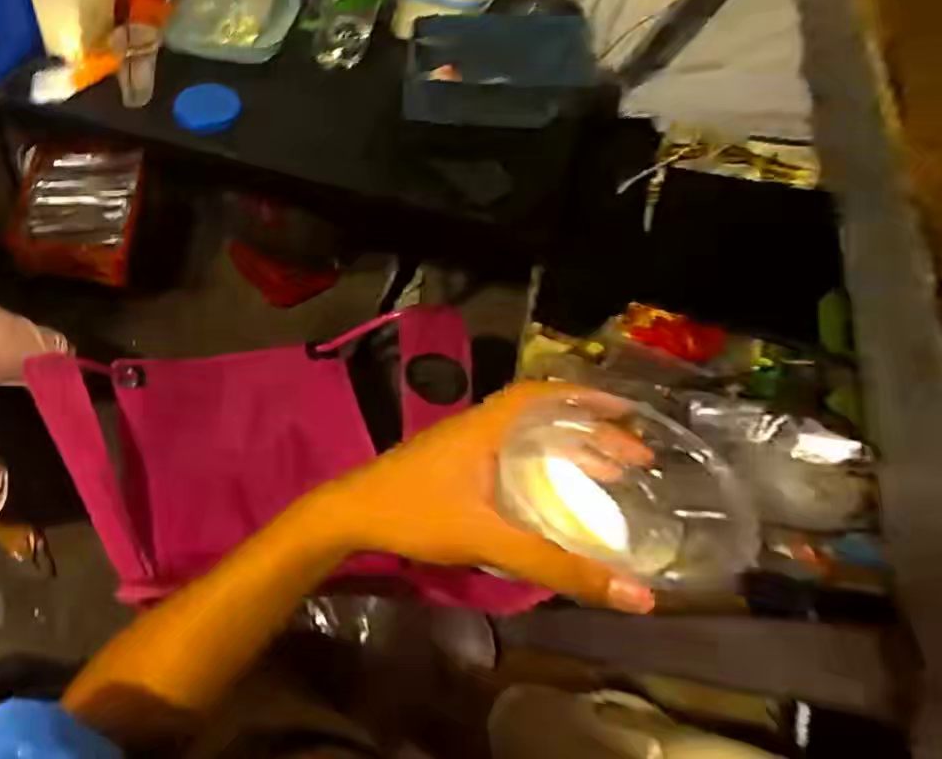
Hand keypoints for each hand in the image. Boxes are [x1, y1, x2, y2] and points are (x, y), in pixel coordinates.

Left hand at [315, 382, 656, 613]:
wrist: (348, 513)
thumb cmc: (412, 513)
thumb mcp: (488, 541)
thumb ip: (559, 567)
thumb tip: (642, 596)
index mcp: (477, 431)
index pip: (531, 395)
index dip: (580, 396)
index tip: (627, 410)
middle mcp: (467, 431)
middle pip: (532, 417)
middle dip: (584, 431)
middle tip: (635, 459)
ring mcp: (452, 447)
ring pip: (516, 438)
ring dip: (561, 450)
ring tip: (608, 476)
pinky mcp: (444, 466)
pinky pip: (501, 455)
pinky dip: (535, 466)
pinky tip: (552, 497)